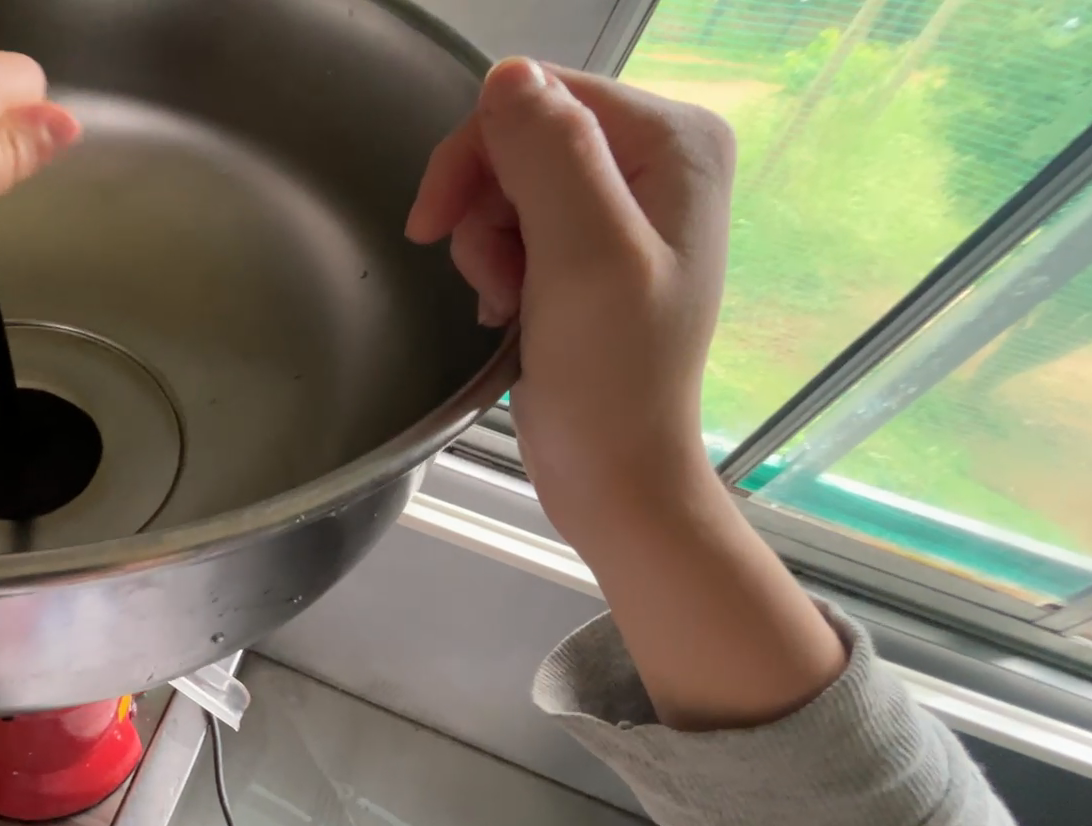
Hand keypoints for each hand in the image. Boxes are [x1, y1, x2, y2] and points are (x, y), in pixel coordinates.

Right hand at [407, 59, 843, 729]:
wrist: (612, 470)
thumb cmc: (609, 376)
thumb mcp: (585, 260)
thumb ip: (551, 159)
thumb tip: (503, 75)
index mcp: (673, 142)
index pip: (543, 98)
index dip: (475, 155)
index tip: (433, 228)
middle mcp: (652, 163)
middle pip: (522, 140)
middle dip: (482, 210)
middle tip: (485, 279)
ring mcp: (619, 212)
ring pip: (507, 189)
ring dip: (484, 246)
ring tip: (502, 303)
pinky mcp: (585, 256)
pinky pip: (513, 229)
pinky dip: (494, 267)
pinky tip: (507, 309)